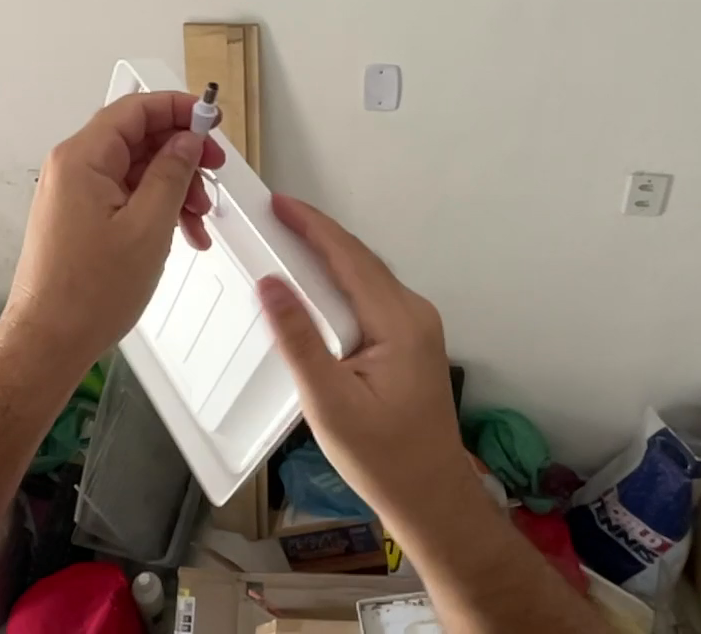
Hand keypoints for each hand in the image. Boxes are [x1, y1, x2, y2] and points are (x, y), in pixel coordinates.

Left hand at [0, 92, 226, 374]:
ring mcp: (74, 193)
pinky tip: (182, 232)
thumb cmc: (88, 294)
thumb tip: (187, 141)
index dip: (178, 109)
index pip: (135, 109)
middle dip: (181, 154)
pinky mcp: (79, 216)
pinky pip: (124, 196)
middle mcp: (72, 168)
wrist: (48, 342)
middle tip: (214, 170)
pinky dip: (155, 207)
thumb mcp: (148, 227)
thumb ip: (171, 174)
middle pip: (137, 138)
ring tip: (200, 218)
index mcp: (82, 158)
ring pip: (135, 170)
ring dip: (174, 186)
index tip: (210, 119)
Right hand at [258, 196, 473, 521]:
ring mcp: (417, 324)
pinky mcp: (410, 338)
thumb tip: (270, 283)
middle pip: (360, 259)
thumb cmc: (379, 456)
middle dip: (318, 232)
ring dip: (328, 252)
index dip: (313, 226)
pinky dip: (339, 277)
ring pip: (366, 273)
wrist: (430, 498)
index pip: (350, 258)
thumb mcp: (329, 402)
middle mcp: (414, 313)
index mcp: (399, 322)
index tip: (279, 203)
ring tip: (288, 238)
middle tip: (275, 216)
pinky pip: (370, 292)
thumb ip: (299, 339)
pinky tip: (315, 281)